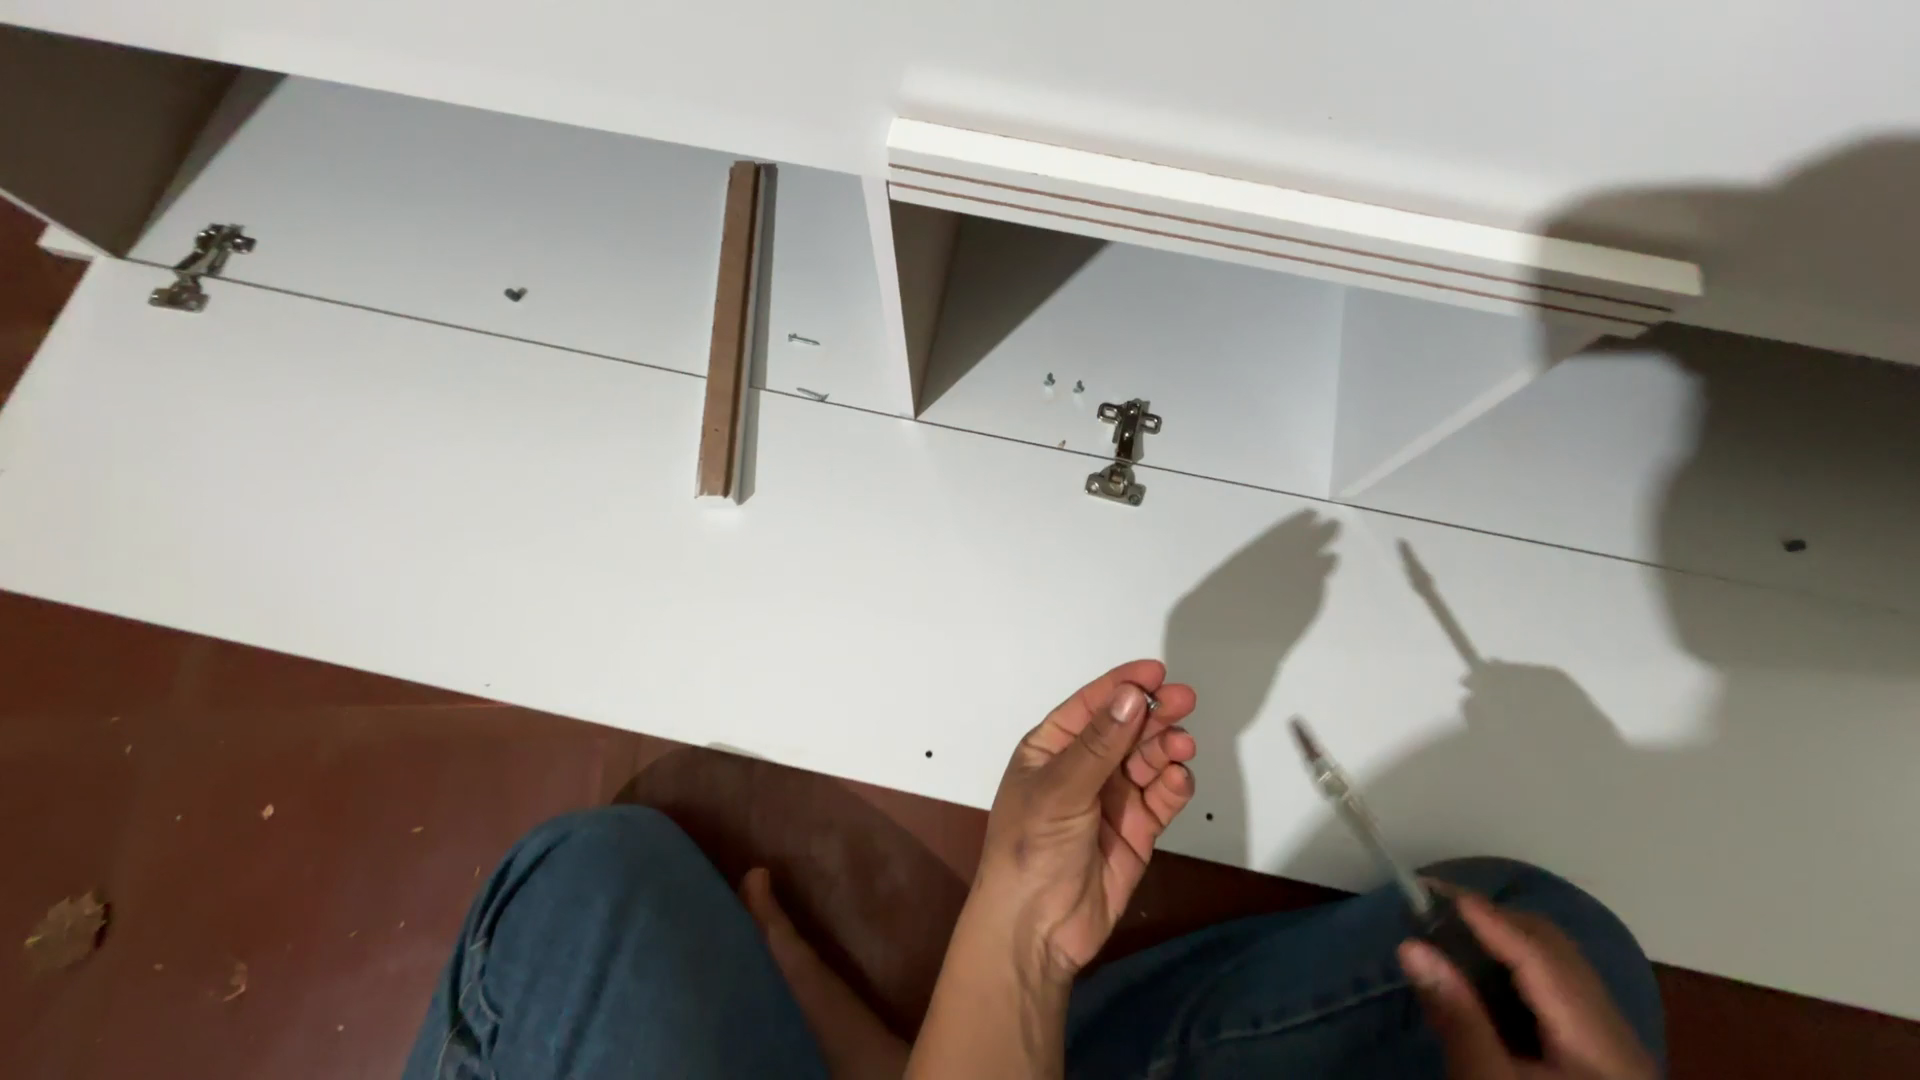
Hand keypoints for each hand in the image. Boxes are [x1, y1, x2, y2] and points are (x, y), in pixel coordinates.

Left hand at [969, 659, 1197, 981]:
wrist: (1036, 929)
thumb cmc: (1031, 847)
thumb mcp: (1059, 789)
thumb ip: (1099, 745)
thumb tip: (1131, 697)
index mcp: (1051, 749)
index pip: (1090, 706)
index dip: (1122, 686)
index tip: (1156, 672)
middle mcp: (1082, 768)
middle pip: (1126, 729)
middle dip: (1154, 714)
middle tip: (1183, 701)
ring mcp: (1111, 800)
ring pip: (1147, 761)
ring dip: (1165, 748)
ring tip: (1181, 744)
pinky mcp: (1136, 831)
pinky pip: (1160, 798)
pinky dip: (1172, 786)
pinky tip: (1178, 779)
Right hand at [1399, 893, 1656, 1079]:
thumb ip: (1456, 1015)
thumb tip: (1411, 945)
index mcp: (1599, 1042)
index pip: (1541, 957)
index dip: (1488, 918)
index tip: (1433, 890)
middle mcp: (1617, 1034)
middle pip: (1558, 952)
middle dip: (1496, 921)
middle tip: (1435, 908)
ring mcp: (1615, 1046)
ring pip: (1562, 967)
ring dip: (1506, 940)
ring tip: (1451, 931)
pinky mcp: (1602, 1059)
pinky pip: (1561, 990)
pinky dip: (1518, 967)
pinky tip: (1482, 973)